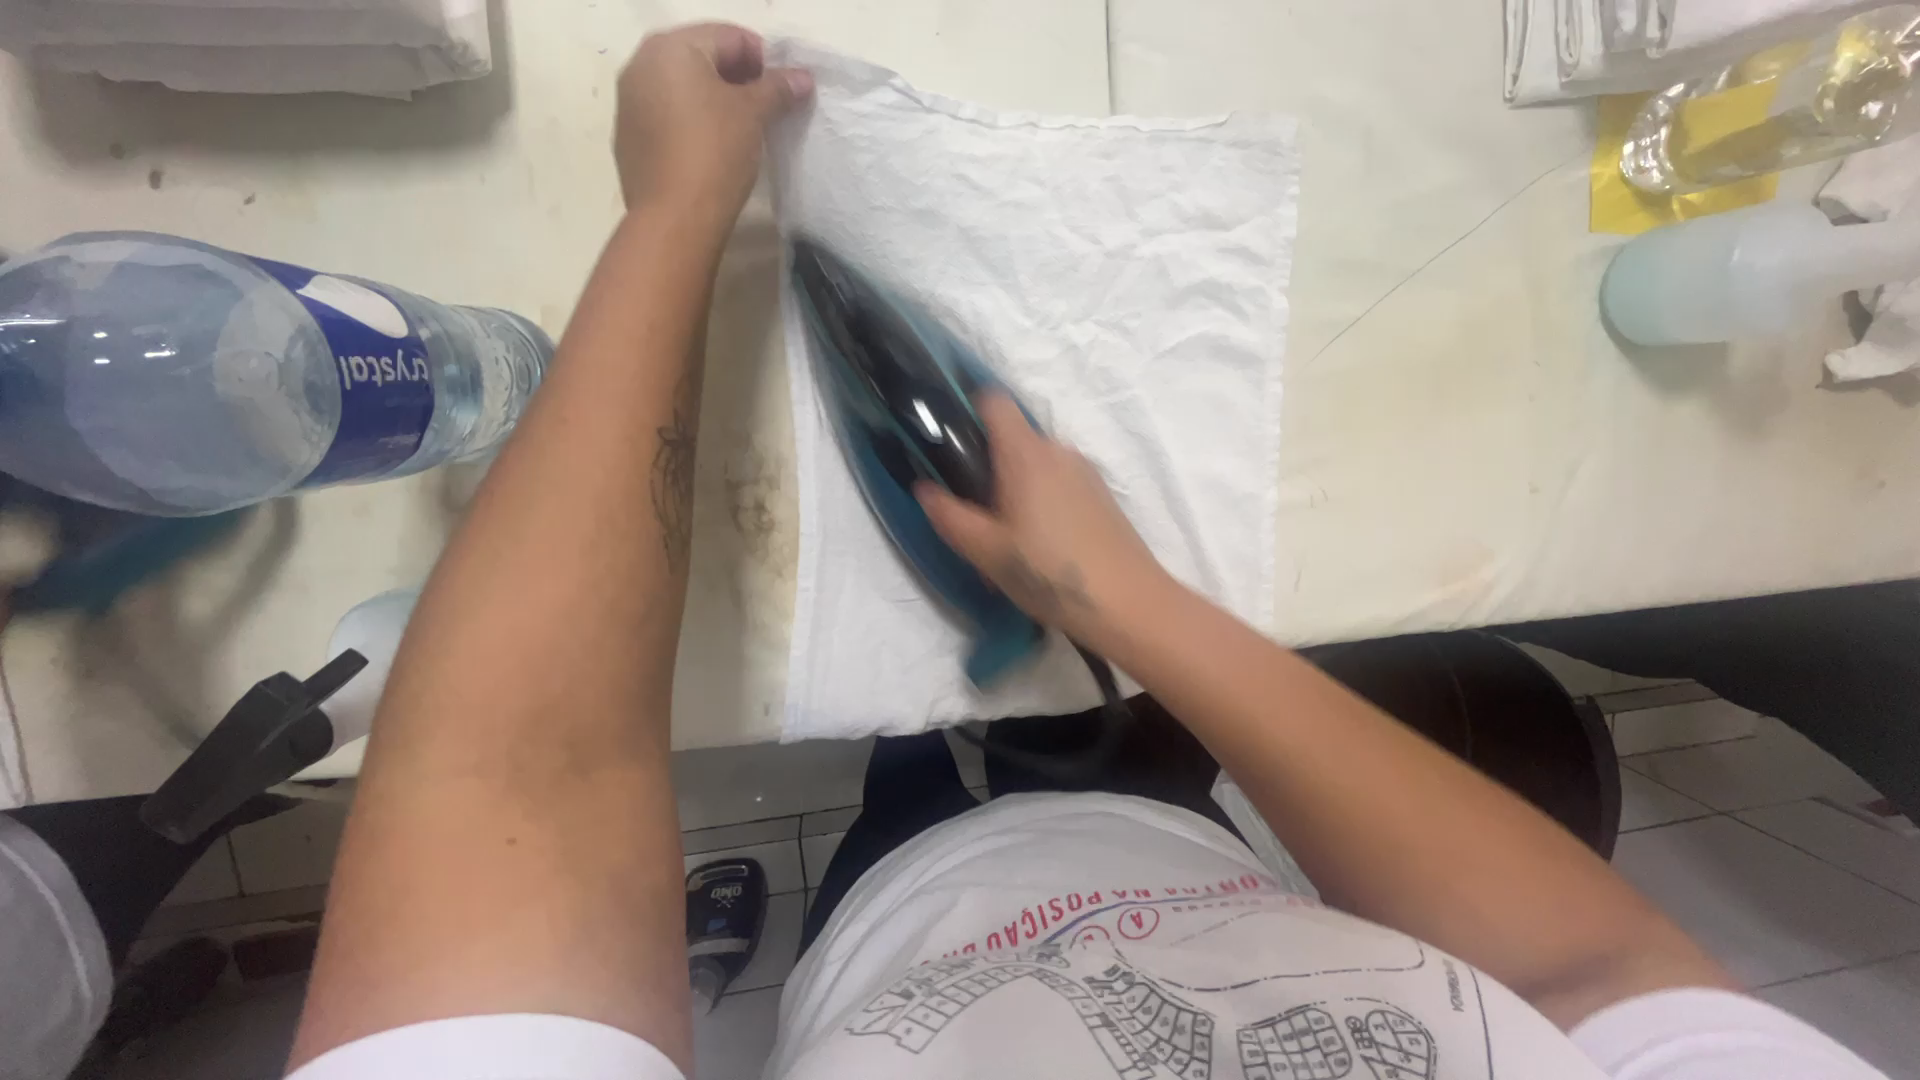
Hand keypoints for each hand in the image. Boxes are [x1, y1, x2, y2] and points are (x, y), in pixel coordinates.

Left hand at [613, 24, 812, 222]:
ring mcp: (630, 104)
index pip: (728, 36)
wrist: (675, 218)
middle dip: (737, 80)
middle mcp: (641, 65)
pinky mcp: (629, 141)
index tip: (783, 91)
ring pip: (682, 90)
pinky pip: (667, 119)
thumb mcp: (753, 115)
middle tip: (765, 111)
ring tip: (740, 133)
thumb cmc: (715, 153)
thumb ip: (777, 89)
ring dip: (713, 102)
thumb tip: (802, 77)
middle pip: (701, 59)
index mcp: (671, 47)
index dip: (763, 60)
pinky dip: (692, 125)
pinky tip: (711, 153)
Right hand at [917, 395, 1168, 646]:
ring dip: (1014, 493)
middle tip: (974, 517)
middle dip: (987, 469)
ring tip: (1007, 544)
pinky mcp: (1101, 496)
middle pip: (1012, 439)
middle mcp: (1058, 450)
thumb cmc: (1049, 573)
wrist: (1128, 604)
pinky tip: (1039, 551)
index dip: (966, 411)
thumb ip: (949, 515)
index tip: (949, 446)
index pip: (993, 400)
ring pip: (1035, 467)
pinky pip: (1058, 485)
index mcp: (1026, 453)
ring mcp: (1085, 472)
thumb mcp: (986, 551)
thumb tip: (924, 487)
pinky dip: (1040, 505)